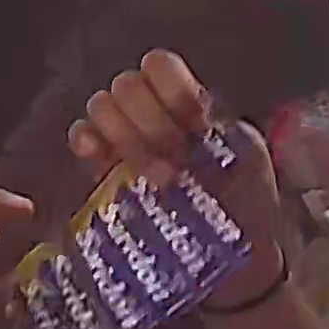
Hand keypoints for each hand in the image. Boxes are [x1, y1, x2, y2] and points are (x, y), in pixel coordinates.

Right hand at [66, 49, 285, 308]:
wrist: (231, 265)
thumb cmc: (245, 204)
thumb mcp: (248, 159)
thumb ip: (222, 130)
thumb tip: (192, 122)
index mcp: (186, 99)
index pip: (159, 64)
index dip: (167, 88)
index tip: (189, 125)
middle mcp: (149, 108)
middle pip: (126, 84)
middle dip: (149, 123)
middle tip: (172, 163)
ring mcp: (122, 133)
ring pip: (101, 105)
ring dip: (125, 139)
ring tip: (154, 179)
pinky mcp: (102, 166)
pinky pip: (81, 135)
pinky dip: (87, 141)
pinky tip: (100, 158)